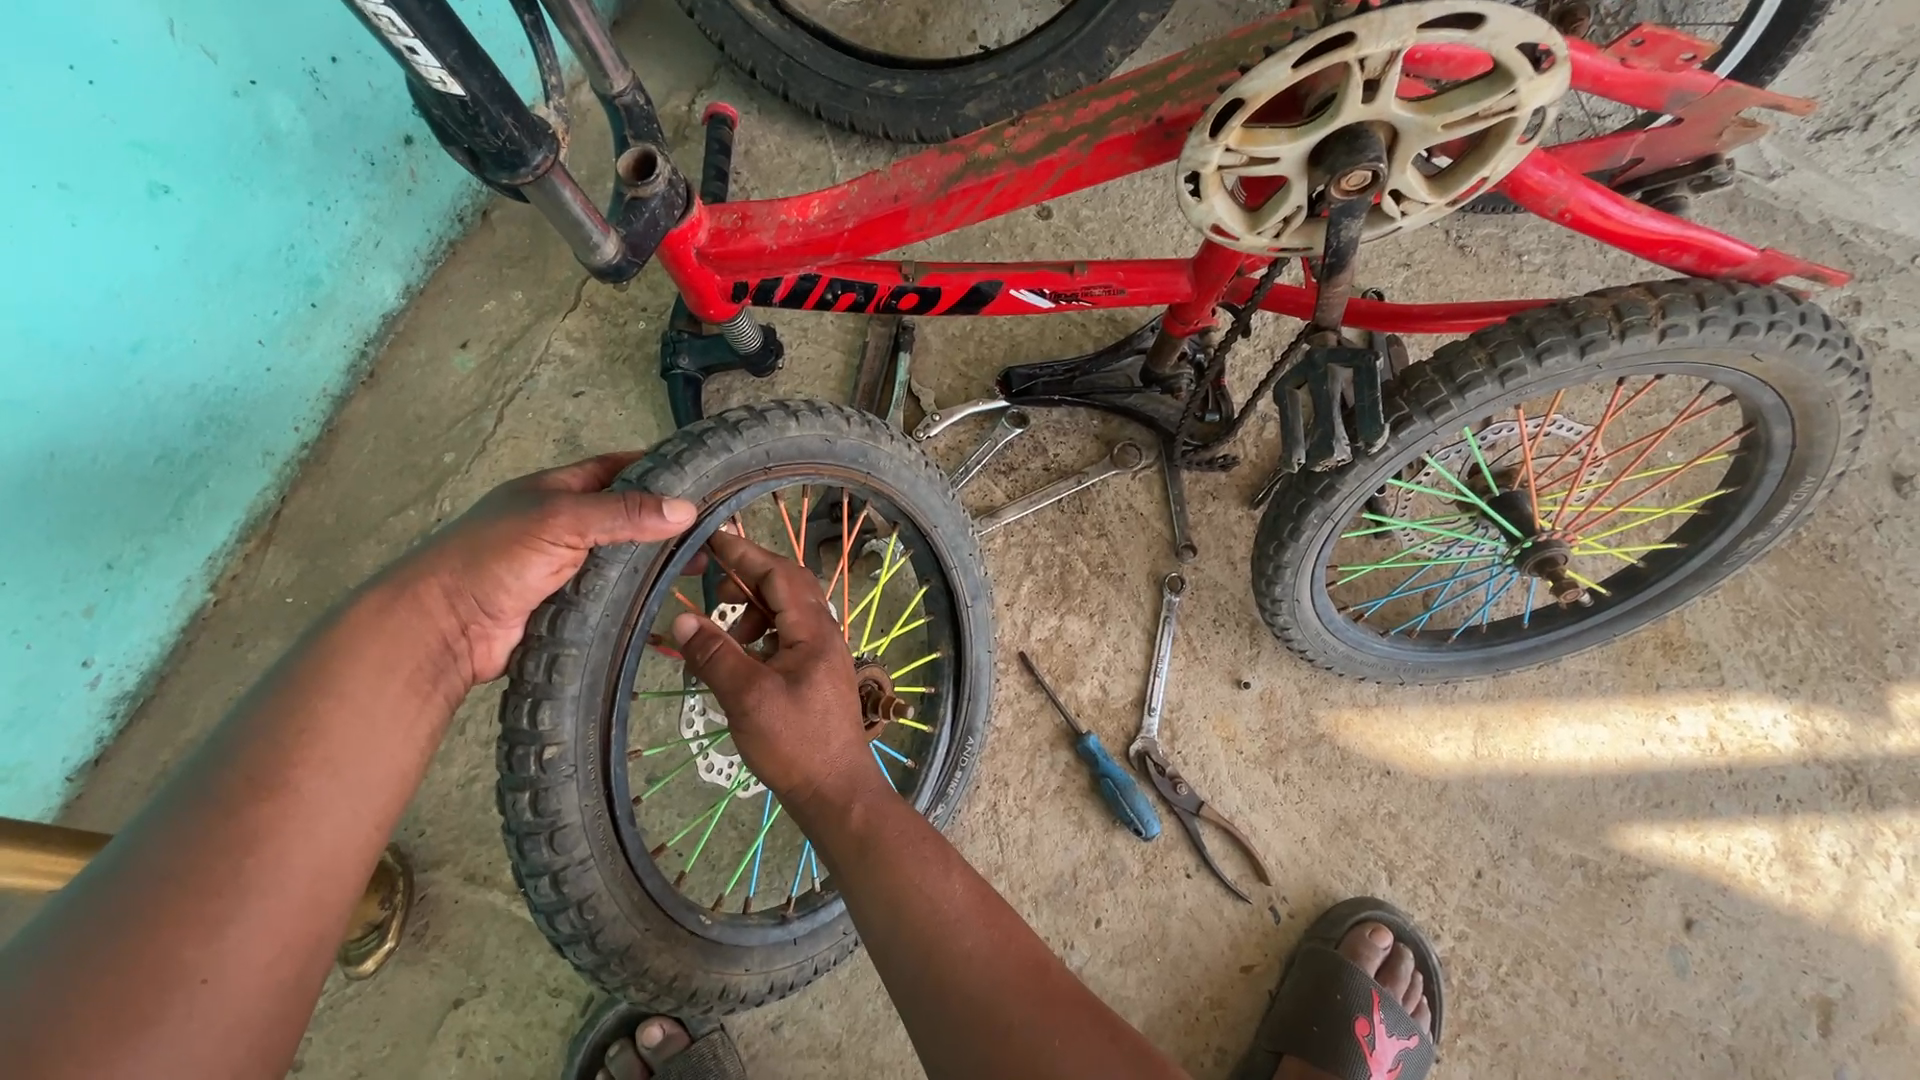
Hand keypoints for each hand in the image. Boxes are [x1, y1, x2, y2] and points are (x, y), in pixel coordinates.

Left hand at [388, 453, 696, 683]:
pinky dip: (642, 595)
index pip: (618, 469)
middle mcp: (564, 524)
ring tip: (704, 568)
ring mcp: (567, 567)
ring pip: (625, 558)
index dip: (659, 469)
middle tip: (715, 532)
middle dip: (668, 522)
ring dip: (659, 561)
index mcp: (557, 490)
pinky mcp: (570, 606)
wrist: (443, 626)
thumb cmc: (493, 557)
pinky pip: (615, 595)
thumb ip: (622, 512)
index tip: (704, 478)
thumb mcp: (561, 520)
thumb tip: (685, 508)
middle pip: (628, 516)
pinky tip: (670, 599)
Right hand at [669, 532, 883, 815]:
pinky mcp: (816, 677)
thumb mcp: (748, 697)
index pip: (779, 574)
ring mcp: (823, 656)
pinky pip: (787, 639)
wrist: (836, 791)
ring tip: (724, 633)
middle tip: (711, 581)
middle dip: (748, 577)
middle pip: (787, 587)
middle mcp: (824, 635)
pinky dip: (761, 637)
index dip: (745, 553)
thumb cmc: (795, 743)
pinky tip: (742, 659)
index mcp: (814, 630)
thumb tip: (682, 620)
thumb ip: (715, 655)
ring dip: (754, 611)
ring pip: (787, 614)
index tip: (712, 536)